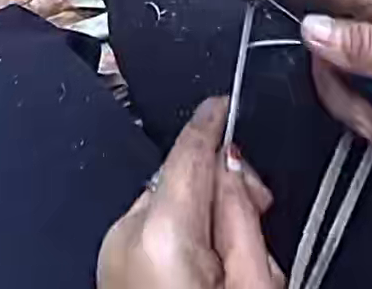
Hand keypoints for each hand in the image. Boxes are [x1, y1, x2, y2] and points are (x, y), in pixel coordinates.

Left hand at [97, 96, 284, 288]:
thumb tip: (233, 165)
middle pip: (183, 173)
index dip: (213, 117)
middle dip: (222, 182)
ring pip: (172, 200)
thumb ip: (244, 214)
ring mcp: (113, 254)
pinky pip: (157, 228)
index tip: (227, 100)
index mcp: (160, 232)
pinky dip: (185, 234)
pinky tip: (208, 268)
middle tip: (259, 209)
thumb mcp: (254, 284)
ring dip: (205, 212)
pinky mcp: (112, 270)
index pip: (190, 149)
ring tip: (233, 259)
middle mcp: (126, 234)